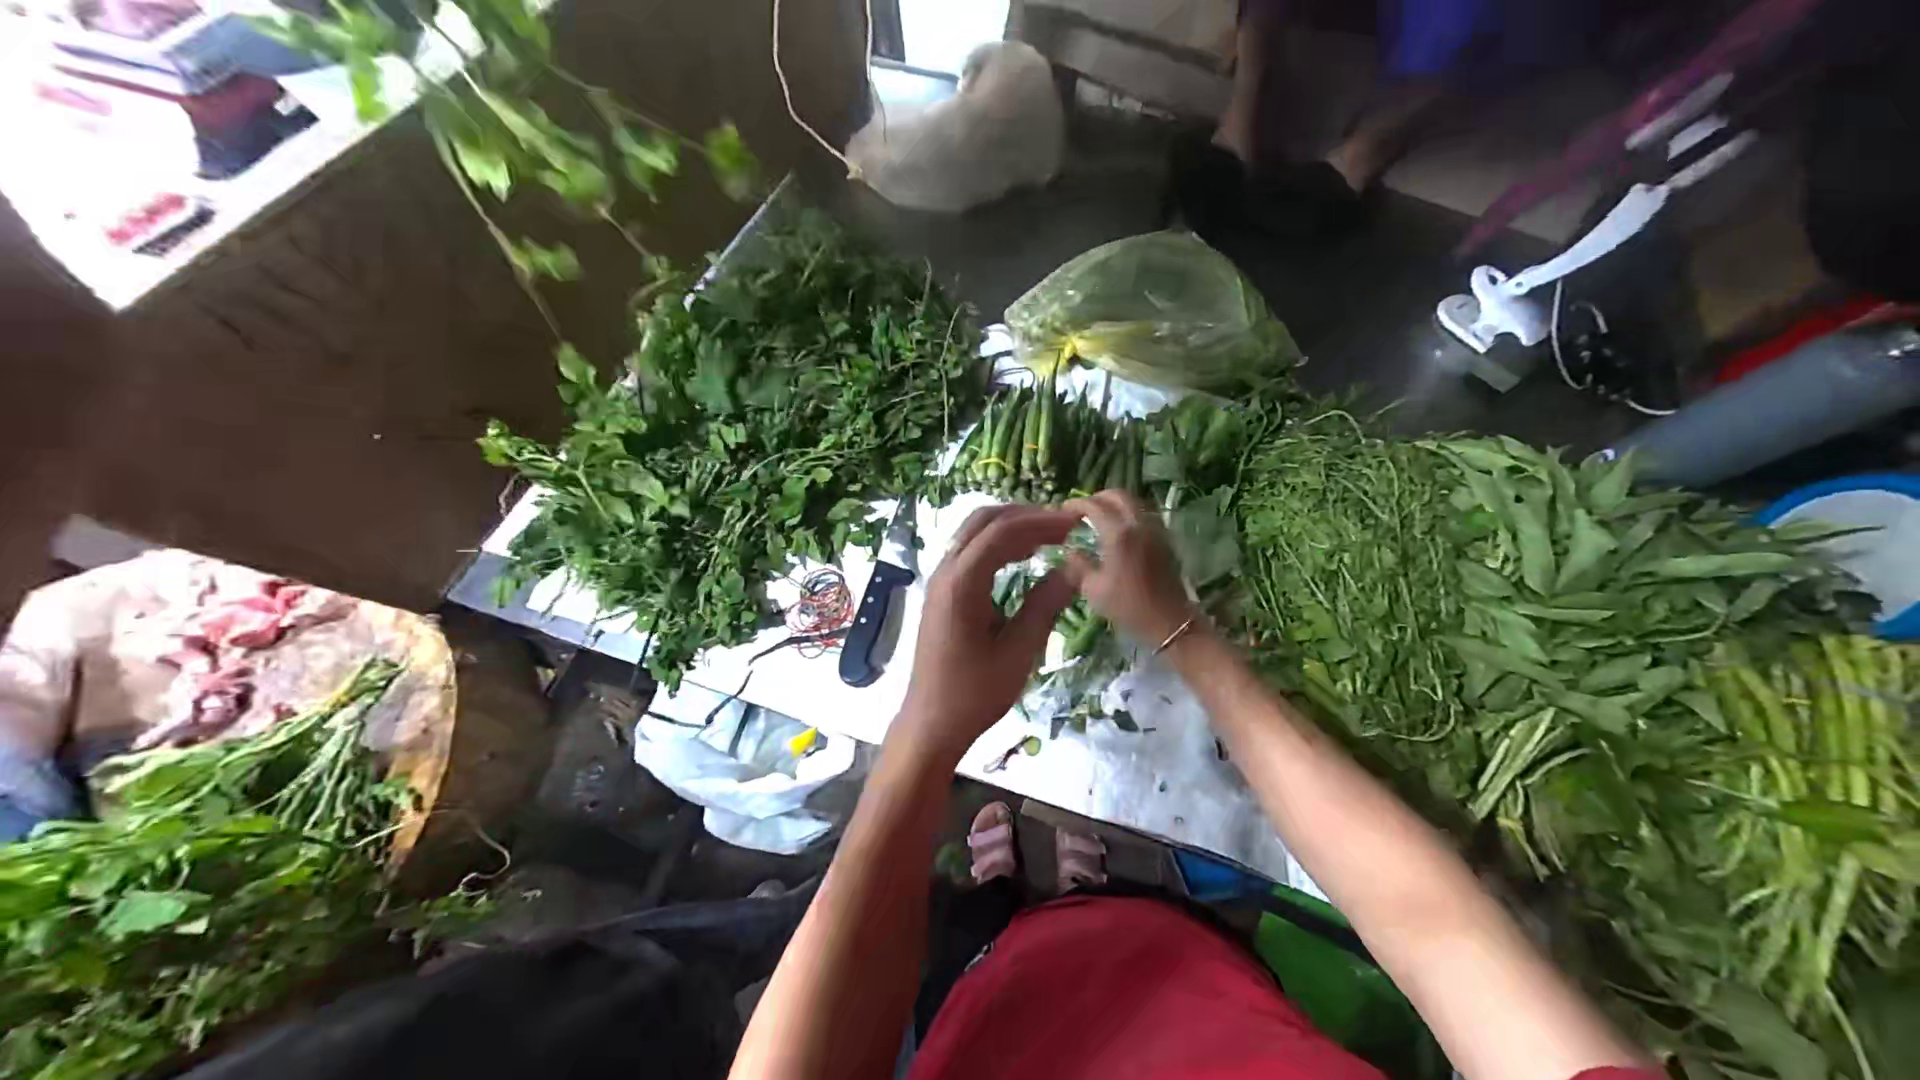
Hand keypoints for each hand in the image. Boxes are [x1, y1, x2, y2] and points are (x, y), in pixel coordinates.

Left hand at [892, 504, 1077, 765]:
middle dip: (1025, 516)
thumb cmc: (975, 693)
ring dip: (1012, 528)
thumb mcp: (1019, 651)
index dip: (1041, 521)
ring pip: (974, 534)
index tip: (1075, 523)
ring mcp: (940, 581)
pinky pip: (970, 553)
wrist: (931, 722)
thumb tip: (1074, 568)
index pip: (1001, 532)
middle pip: (983, 521)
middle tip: (1065, 524)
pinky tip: (1025, 557)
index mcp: (961, 583)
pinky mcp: (942, 593)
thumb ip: (1045, 605)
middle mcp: (945, 573)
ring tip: (1052, 536)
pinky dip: (999, 545)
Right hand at [1061, 490, 1194, 645]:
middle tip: (1082, 510)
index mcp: (1119, 534)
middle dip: (1097, 497)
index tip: (1062, 511)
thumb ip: (1078, 565)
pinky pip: (1144, 515)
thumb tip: (1070, 551)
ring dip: (1115, 504)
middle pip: (1118, 495)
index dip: (1076, 504)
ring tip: (1100, 518)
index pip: (1094, 506)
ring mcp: (1156, 530)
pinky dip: (1128, 514)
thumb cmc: (1129, 607)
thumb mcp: (1093, 590)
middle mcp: (1139, 524)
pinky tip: (1119, 530)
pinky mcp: (1165, 539)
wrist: (1170, 622)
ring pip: (1134, 503)